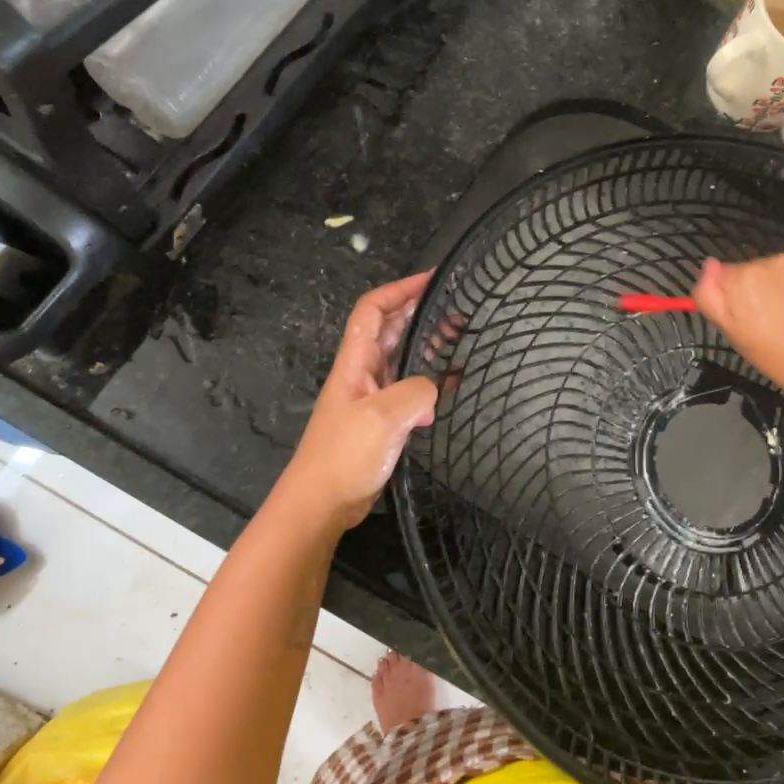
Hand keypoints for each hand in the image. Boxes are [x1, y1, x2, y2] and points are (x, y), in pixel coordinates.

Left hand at [278, 272, 439, 531]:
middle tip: (458, 307)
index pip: (373, 310)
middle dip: (420, 313)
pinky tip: (453, 386)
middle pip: (390, 330)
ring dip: (428, 346)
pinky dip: (431, 383)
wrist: (321, 503)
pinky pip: (410, 392)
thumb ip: (416, 393)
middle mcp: (363, 374)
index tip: (433, 280)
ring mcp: (372, 399)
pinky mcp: (382, 423)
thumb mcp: (383, 416)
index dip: (400, 289)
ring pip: (402, 359)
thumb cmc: (344, 455)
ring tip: (461, 338)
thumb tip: (435, 391)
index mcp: (355, 363)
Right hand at [692, 255, 783, 395]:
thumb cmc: (773, 354)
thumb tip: (710, 264)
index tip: (748, 320)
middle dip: (762, 291)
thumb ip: (709, 294)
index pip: (730, 276)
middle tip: (772, 325)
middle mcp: (776, 261)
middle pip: (760, 271)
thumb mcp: (730, 331)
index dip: (736, 298)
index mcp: (745, 275)